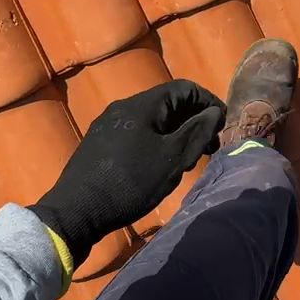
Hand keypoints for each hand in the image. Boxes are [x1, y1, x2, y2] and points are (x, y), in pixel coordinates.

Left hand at [30, 81, 223, 265]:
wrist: (76, 211)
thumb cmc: (130, 183)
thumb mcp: (172, 159)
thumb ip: (197, 132)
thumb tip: (214, 111)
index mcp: (142, 104)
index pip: (184, 88)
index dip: (208, 101)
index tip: (223, 123)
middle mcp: (124, 107)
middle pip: (168, 103)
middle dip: (193, 120)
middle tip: (209, 145)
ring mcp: (109, 125)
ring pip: (152, 120)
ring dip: (176, 133)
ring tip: (188, 158)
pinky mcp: (100, 143)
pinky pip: (137, 132)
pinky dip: (157, 141)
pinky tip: (161, 165)